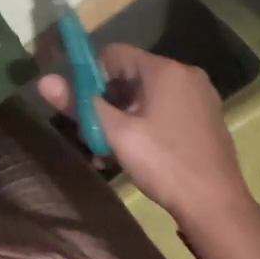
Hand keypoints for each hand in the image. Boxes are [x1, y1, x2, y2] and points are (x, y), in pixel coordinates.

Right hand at [39, 44, 255, 234]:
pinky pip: (163, 111)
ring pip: (145, 97)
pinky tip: (131, 154)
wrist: (215, 205)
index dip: (90, 75)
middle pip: (129, 76)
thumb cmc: (163, 162)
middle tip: (91, 135)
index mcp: (165, 70)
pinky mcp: (204, 119)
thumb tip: (43, 80)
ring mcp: (199, 98)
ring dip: (121, 119)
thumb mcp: (114, 133)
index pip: (114, 53)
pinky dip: (143, 125)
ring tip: (107, 151)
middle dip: (105, 102)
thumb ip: (80, 104)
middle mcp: (185, 75)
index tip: (82, 106)